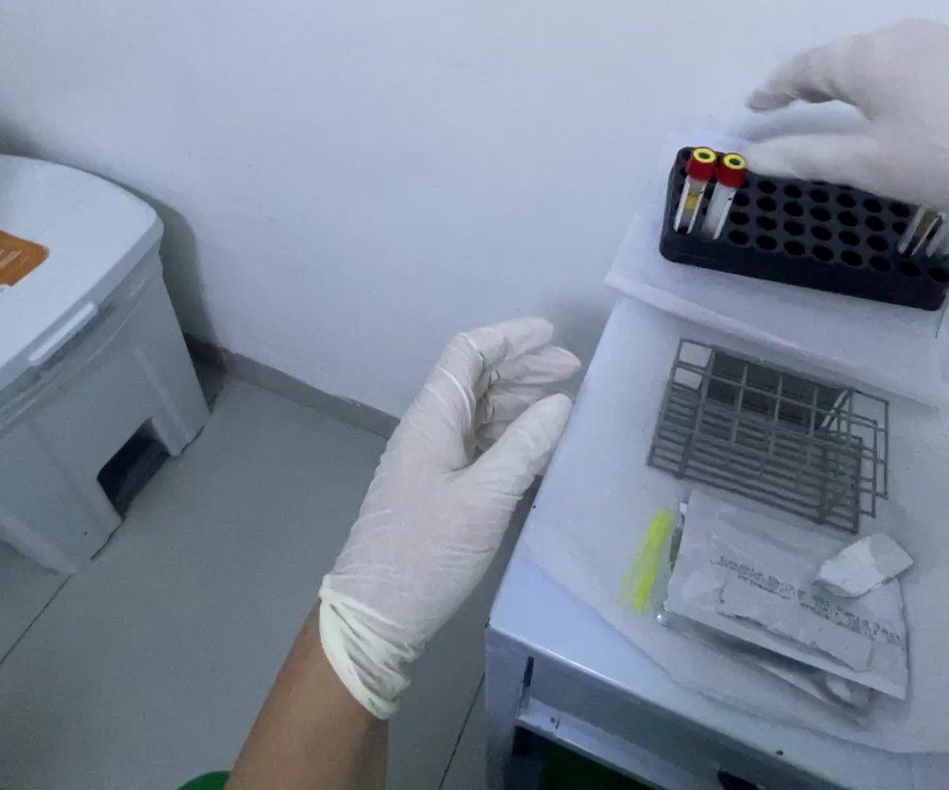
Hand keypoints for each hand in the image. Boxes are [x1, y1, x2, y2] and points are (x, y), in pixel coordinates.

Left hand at [317, 318, 579, 717]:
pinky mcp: (441, 483)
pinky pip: (480, 441)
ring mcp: (434, 455)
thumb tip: (562, 402)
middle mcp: (431, 426)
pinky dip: (511, 432)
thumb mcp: (484, 497)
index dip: (509, 337)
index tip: (552, 336)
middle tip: (571, 369)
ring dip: (519, 398)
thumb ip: (525, 446)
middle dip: (523, 366)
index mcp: (432, 417)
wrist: (376, 613)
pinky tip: (540, 441)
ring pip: (480, 409)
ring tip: (564, 401)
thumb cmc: (426, 551)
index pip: (468, 352)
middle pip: (477, 376)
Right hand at [745, 20, 948, 244]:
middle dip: (813, 79)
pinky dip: (889, 81)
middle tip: (791, 102)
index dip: (776, 87)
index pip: (806, 66)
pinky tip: (899, 103)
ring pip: (882, 56)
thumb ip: (805, 156)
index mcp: (870, 57)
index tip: (754, 104)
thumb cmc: (947, 159)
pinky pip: (915, 62)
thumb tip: (752, 156)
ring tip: (839, 103)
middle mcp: (905, 36)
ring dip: (852, 78)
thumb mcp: (868, 165)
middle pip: (844, 55)